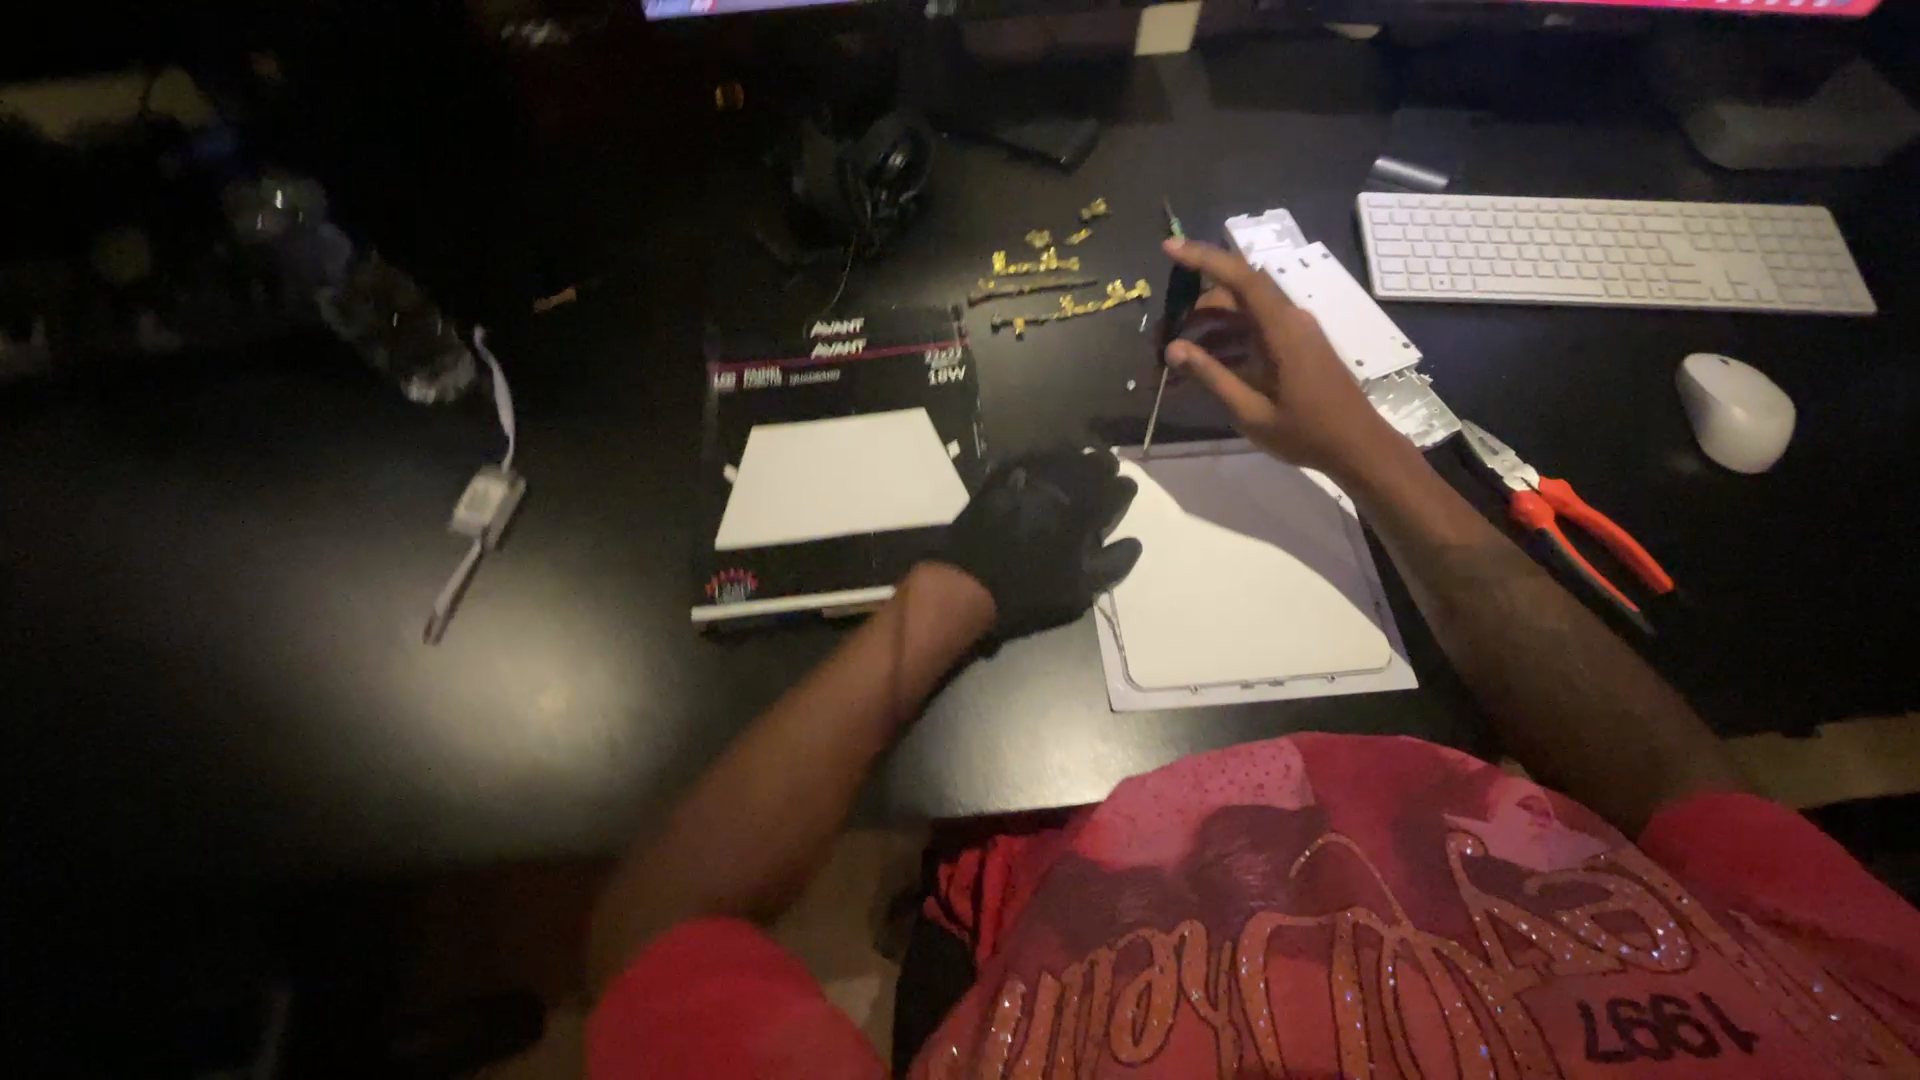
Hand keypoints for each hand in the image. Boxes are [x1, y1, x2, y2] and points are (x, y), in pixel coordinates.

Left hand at [939, 449, 1142, 639]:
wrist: (967, 585)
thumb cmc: (1028, 594)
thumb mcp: (1078, 591)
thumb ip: (1111, 566)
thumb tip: (1134, 543)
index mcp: (1080, 512)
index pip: (1112, 492)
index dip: (1123, 489)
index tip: (1129, 487)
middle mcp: (1056, 487)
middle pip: (1087, 467)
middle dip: (1103, 466)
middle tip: (1110, 466)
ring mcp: (1025, 479)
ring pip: (1059, 456)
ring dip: (1075, 457)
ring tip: (1083, 457)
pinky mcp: (998, 480)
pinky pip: (1027, 458)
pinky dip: (1042, 456)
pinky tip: (1044, 459)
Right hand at [1162, 238, 1405, 478]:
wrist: (1357, 446)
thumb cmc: (1306, 431)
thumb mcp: (1250, 410)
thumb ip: (1212, 376)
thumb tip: (1173, 349)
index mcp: (1282, 328)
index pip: (1240, 277)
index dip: (1203, 258)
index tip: (1169, 248)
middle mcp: (1289, 319)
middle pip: (1233, 297)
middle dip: (1192, 312)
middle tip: (1159, 340)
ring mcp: (1293, 333)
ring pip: (1240, 317)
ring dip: (1206, 334)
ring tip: (1173, 364)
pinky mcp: (1294, 347)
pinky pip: (1253, 334)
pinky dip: (1225, 346)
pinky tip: (1202, 370)